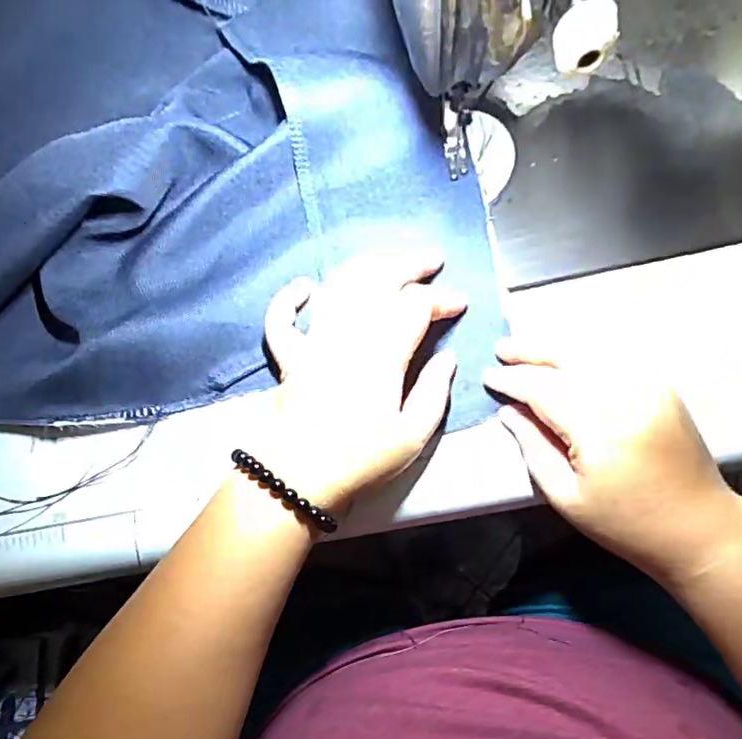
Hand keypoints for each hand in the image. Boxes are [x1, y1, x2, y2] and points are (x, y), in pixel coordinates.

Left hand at [251, 249, 463, 511]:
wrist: (299, 476)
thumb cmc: (360, 460)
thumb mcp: (412, 436)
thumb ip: (433, 393)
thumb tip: (447, 360)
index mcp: (382, 353)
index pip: (415, 305)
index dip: (441, 299)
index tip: (459, 305)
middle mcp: (347, 335)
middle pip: (378, 278)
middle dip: (409, 264)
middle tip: (432, 260)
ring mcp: (314, 342)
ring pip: (338, 285)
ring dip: (366, 266)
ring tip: (389, 264)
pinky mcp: (290, 358)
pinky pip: (282, 317)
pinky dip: (291, 297)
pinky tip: (306, 287)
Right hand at [483, 341, 741, 584]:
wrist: (695, 527)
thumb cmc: (625, 525)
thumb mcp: (567, 498)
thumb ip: (534, 449)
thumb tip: (510, 412)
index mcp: (600, 432)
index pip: (546, 390)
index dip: (514, 381)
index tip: (489, 377)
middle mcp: (626, 400)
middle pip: (570, 362)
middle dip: (533, 353)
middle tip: (503, 350)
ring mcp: (650, 390)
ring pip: (595, 355)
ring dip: (559, 349)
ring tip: (530, 350)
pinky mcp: (663, 391)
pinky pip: (620, 362)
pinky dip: (591, 356)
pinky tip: (571, 359)